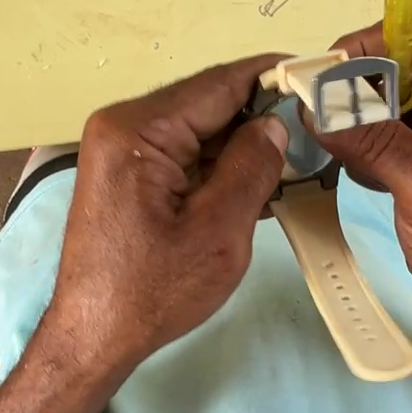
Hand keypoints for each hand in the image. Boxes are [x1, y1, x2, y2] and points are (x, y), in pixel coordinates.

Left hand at [37, 54, 290, 385]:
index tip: (318, 76)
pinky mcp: (126, 177)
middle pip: (207, 105)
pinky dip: (218, 168)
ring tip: (297, 159)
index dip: (271, 78)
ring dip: (242, 146)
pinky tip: (257, 184)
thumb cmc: (152, 292)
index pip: (218, 84)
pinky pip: (182, 157)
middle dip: (260, 117)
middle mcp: (122, 127)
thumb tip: (274, 124)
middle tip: (316, 131)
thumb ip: (251, 168)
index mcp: (138, 130)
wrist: (93, 336)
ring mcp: (120, 152)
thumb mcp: (218, 231)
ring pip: (197, 133)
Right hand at [322, 23, 411, 331]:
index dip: (364, 49)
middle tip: (319, 122)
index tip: (316, 80)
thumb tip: (314, 102)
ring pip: (387, 101)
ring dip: (358, 124)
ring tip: (350, 160)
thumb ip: (374, 139)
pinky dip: (367, 148)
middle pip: (398, 67)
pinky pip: (388, 132)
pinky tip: (367, 177)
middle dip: (356, 92)